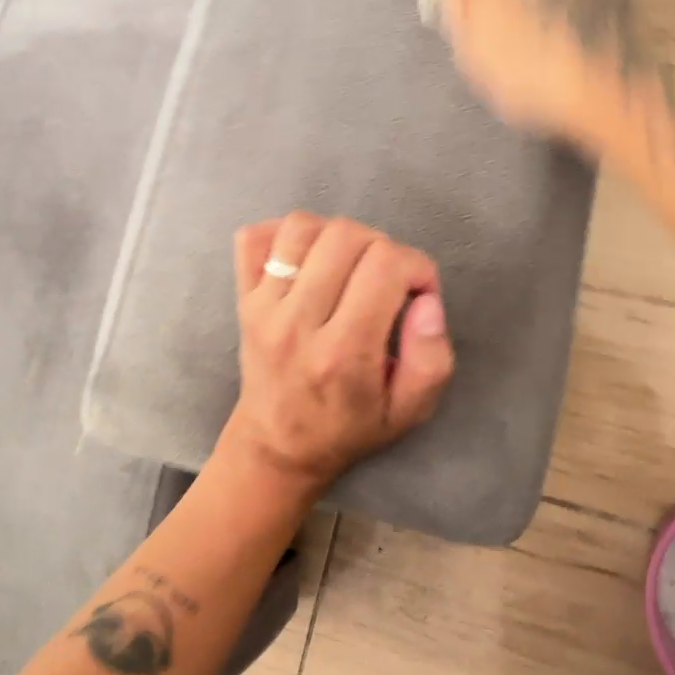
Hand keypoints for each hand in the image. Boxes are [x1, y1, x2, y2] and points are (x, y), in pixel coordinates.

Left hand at [221, 212, 453, 497]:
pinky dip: (285, 234)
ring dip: (337, 235)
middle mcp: (298, 322)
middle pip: (346, 236)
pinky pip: (254, 236)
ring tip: (349, 265)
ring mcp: (263, 307)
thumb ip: (431, 359)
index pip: (386, 265)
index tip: (418, 292)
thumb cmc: (350, 427)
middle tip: (386, 279)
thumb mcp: (410, 412)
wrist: (278, 447)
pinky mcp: (243, 297)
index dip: (417, 267)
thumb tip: (426, 301)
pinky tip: (308, 259)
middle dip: (382, 246)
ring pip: (302, 227)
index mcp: (344, 353)